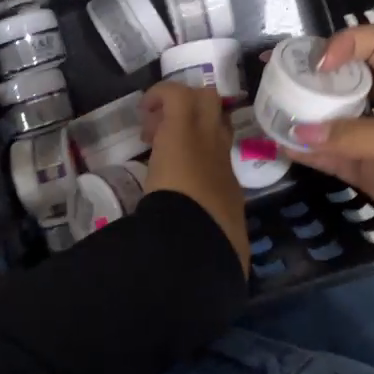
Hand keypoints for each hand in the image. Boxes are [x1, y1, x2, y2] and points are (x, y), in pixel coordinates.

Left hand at [140, 82, 247, 274]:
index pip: (222, 157)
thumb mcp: (218, 251)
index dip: (204, 149)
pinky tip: (145, 107)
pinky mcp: (181, 129)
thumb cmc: (208, 252)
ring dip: (179, 107)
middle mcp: (221, 159)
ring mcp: (205, 139)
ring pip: (204, 101)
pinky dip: (160, 95)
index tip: (183, 159)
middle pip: (220, 120)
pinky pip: (175, 95)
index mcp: (228, 189)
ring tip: (153, 125)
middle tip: (169, 131)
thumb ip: (218, 252)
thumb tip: (219, 278)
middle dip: (198, 117)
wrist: (196, 246)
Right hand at [291, 26, 373, 294]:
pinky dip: (313, 153)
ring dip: (308, 118)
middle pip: (351, 81)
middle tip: (276, 83)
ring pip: (339, 121)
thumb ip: (362, 136)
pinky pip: (338, 159)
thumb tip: (301, 130)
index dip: (348, 44)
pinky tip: (287, 149)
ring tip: (271, 116)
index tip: (318, 64)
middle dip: (316, 80)